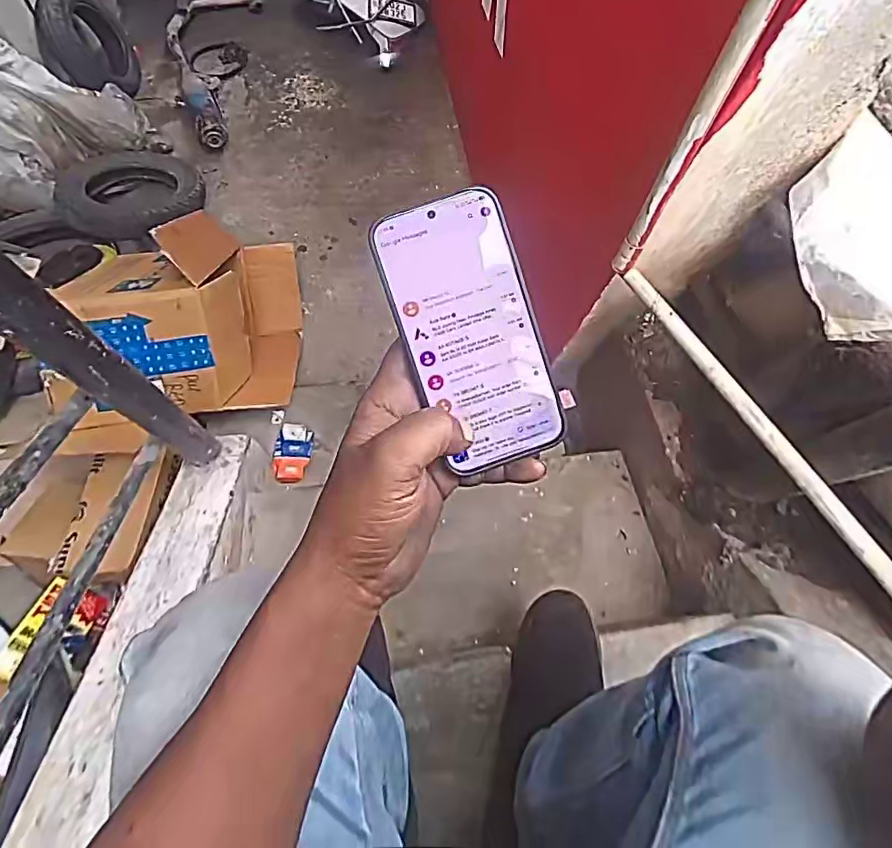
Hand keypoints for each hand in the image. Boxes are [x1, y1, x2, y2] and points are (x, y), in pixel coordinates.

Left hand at [296, 343, 548, 609]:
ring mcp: (427, 449)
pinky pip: (481, 459)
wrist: (358, 572)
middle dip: (487, 377)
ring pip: (473, 422)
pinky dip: (505, 461)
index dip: (439, 333)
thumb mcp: (389, 460)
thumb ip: (429, 429)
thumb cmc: (355, 518)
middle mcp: (408, 421)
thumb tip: (465, 424)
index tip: (471, 319)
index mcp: (387, 405)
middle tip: (521, 367)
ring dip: (504, 422)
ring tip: (535, 418)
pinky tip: (527, 465)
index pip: (413, 354)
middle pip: (454, 385)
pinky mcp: (443, 475)